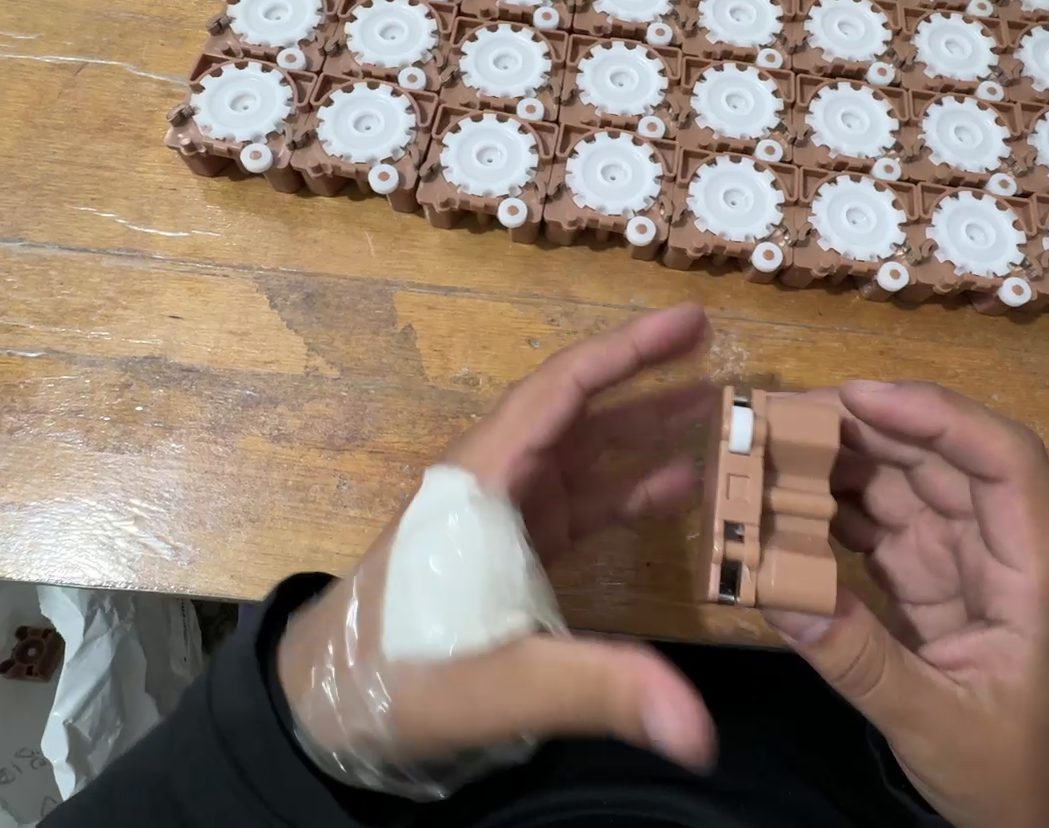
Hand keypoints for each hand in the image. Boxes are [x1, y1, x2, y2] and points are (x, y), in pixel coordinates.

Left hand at [276, 303, 718, 794]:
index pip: (562, 389)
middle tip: (708, 342)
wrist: (336, 695)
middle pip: (578, 405)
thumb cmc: (402, 668)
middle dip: (643, 370)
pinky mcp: (520, 540)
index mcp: (487, 477)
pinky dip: (631, 488)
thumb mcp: (500, 681)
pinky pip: (585, 500)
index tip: (690, 323)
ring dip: (644, 426)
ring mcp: (511, 507)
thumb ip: (596, 688)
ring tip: (712, 407)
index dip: (628, 349)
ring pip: (586, 449)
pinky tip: (678, 486)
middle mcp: (500, 475)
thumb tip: (699, 725)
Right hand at [767, 381, 1048, 827]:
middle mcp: (996, 545)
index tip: (856, 398)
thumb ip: (861, 661)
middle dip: (862, 427)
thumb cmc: (1024, 781)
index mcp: (1032, 572)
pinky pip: (874, 522)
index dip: (935, 415)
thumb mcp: (940, 728)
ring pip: (899, 481)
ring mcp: (957, 557)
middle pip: (936, 456)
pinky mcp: (925, 575)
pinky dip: (829, 507)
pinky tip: (783, 504)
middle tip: (779, 417)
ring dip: (837, 461)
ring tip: (768, 452)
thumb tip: (776, 590)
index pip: (1003, 460)